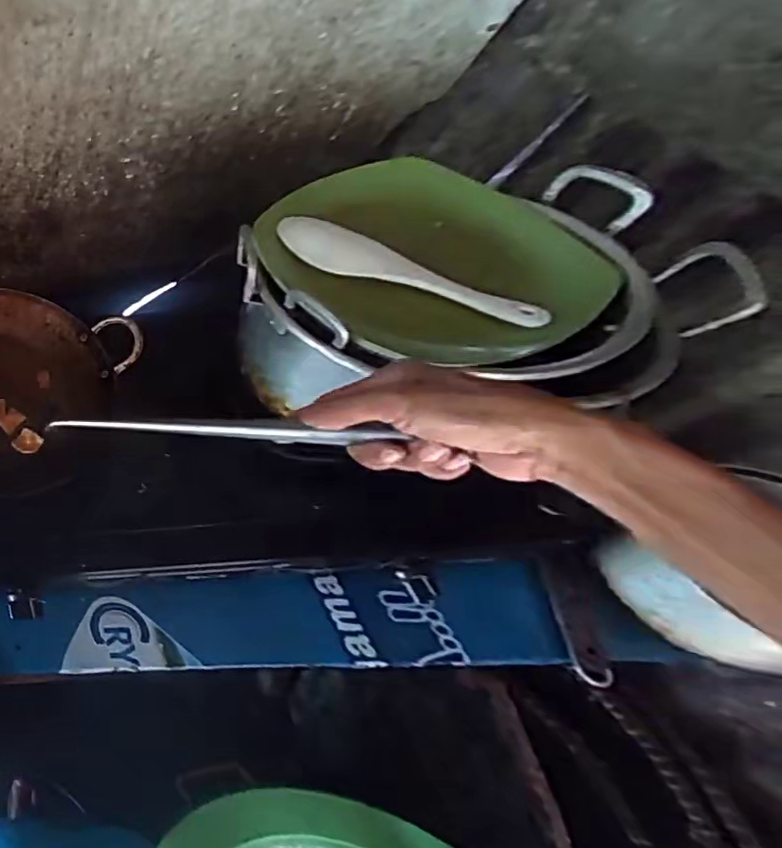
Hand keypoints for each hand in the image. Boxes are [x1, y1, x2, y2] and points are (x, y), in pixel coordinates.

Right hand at [296, 362, 596, 481]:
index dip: (328, 420)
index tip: (317, 435)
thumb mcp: (399, 404)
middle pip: (363, 432)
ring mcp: (429, 425)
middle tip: (399, 450)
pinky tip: (459, 460)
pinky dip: (436, 467)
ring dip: (413, 459)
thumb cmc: (473, 414)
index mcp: (394, 380)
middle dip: (381, 448)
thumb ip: (347, 409)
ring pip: (391, 452)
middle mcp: (408, 399)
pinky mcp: (450, 448)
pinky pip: (420, 464)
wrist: (544, 442)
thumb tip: (303, 415)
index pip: (340, 401)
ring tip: (442, 453)